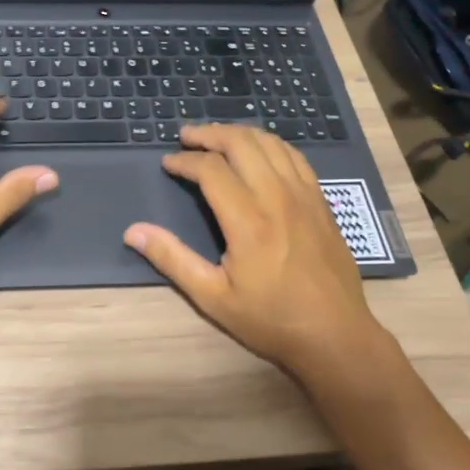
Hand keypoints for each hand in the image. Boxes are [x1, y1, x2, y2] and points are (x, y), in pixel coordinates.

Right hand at [123, 124, 386, 377]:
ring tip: (216, 138)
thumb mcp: (213, 298)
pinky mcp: (320, 200)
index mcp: (248, 221)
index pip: (211, 169)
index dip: (184, 160)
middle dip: (209, 133)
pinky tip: (257, 151)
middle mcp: (277, 197)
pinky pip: (294, 155)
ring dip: (238, 133)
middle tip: (186, 137)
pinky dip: (269, 143)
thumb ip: (173, 259)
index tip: (168, 163)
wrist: (336, 336)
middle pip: (241, 143)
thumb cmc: (271, 320)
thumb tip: (133, 231)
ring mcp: (303, 195)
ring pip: (269, 142)